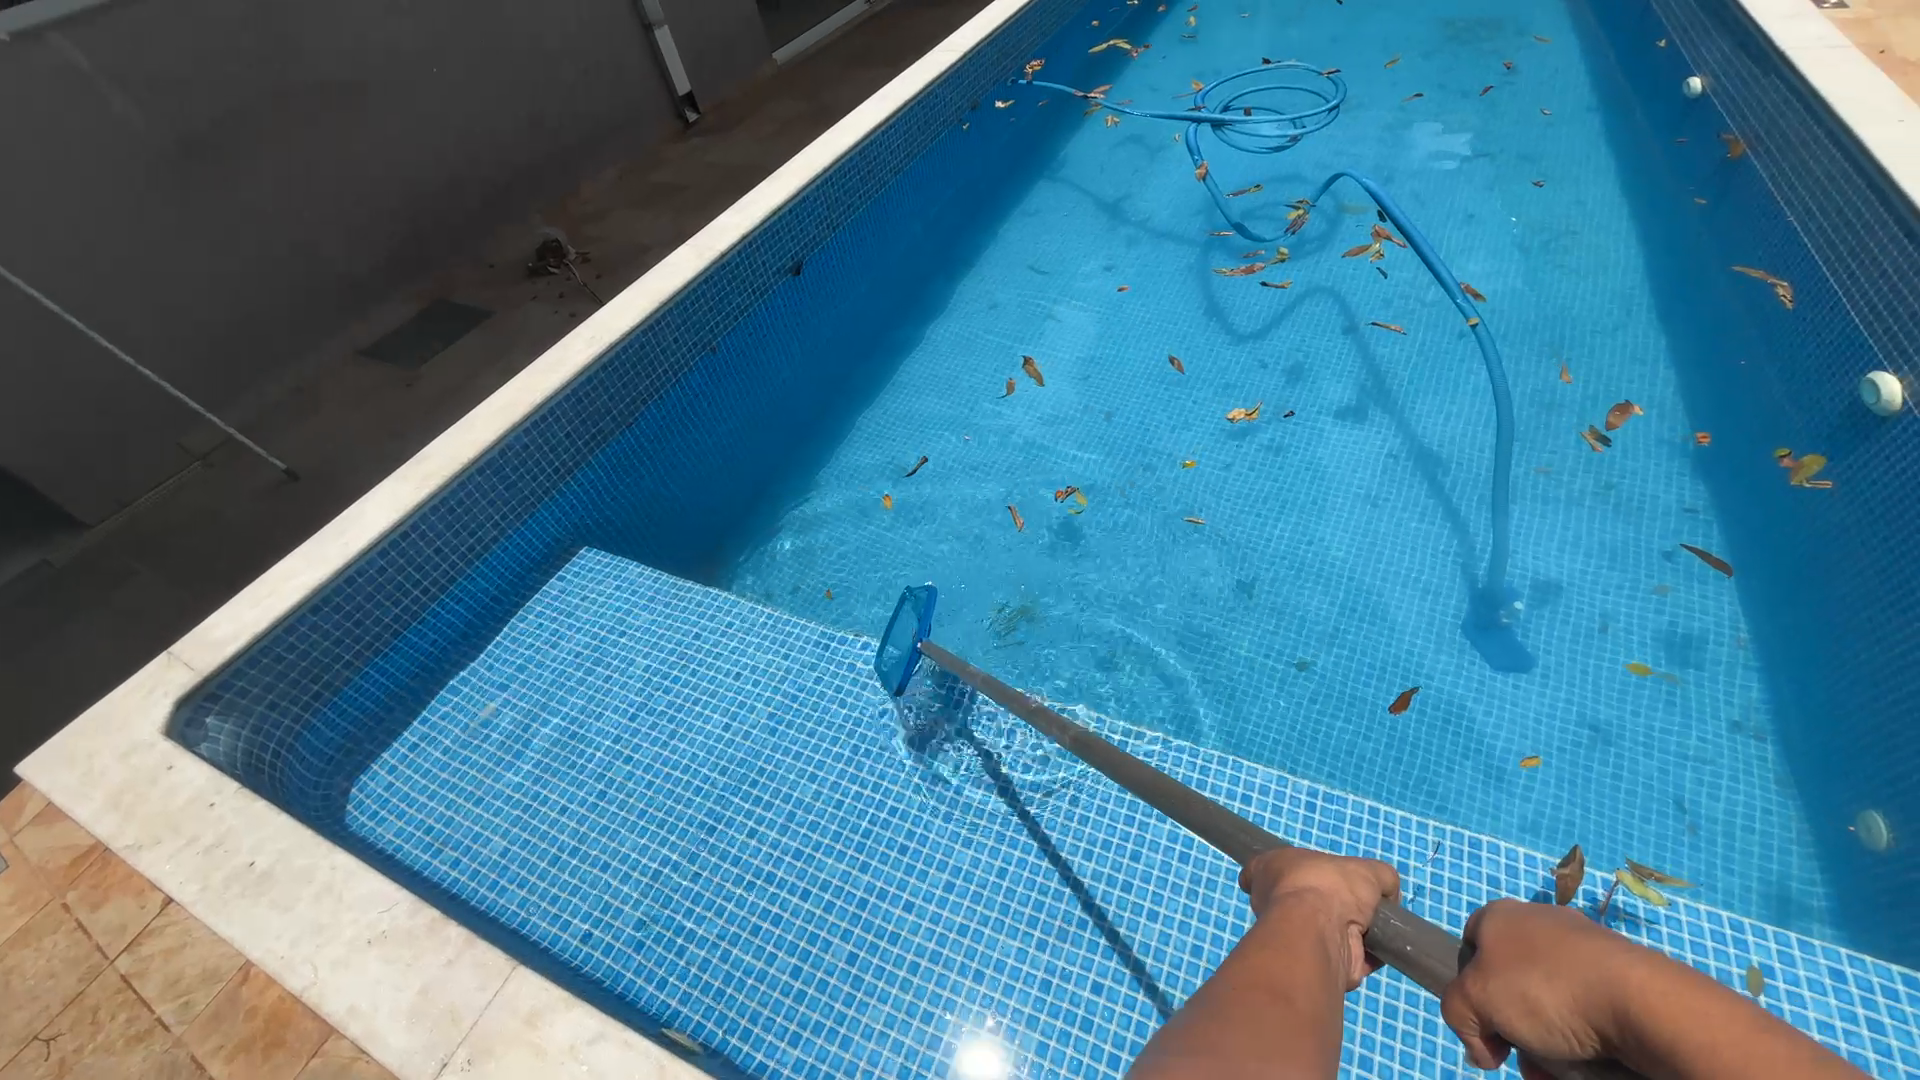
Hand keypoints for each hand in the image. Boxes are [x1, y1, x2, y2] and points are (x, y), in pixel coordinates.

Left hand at [1238, 847, 1399, 989]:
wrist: (1322, 931)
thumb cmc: (1329, 885)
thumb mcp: (1365, 868)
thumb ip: (1380, 876)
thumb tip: (1387, 893)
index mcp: (1267, 868)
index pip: (1273, 865)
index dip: (1298, 869)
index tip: (1323, 876)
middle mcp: (1271, 899)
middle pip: (1304, 900)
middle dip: (1334, 905)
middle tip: (1360, 906)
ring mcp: (1291, 933)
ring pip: (1324, 930)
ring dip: (1350, 933)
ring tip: (1372, 928)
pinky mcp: (1314, 961)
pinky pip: (1344, 957)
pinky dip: (1362, 956)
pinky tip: (1375, 950)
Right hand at [1442, 899, 1648, 1074]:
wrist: (1641, 1003)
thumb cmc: (1542, 989)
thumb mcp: (1473, 1000)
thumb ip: (1457, 1014)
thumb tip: (1481, 1047)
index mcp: (1500, 915)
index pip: (1470, 946)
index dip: (1469, 987)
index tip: (1484, 1025)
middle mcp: (1540, 922)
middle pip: (1512, 982)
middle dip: (1514, 1028)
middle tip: (1525, 1059)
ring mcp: (1588, 948)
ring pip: (1554, 1001)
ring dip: (1551, 1043)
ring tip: (1562, 1073)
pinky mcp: (1627, 975)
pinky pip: (1594, 1009)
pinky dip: (1589, 1039)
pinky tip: (1594, 1066)